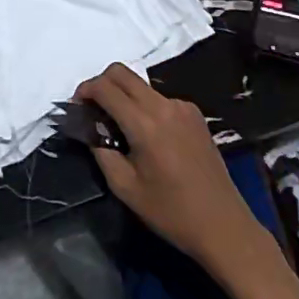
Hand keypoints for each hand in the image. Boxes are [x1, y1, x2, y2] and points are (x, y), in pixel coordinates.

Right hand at [75, 63, 264, 268]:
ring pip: (143, 86)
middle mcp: (164, 105)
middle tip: (93, 110)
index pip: (106, 87)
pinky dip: (146, 108)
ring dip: (125, 97)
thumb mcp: (125, 188)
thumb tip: (90, 130)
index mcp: (145, 123)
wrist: (222, 224)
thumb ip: (102, 151)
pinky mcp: (195, 114)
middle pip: (124, 74)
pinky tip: (148, 137)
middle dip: (102, 84)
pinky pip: (161, 100)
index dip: (85, 90)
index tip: (76, 107)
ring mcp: (183, 106)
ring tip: (120, 129)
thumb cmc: (170, 212)